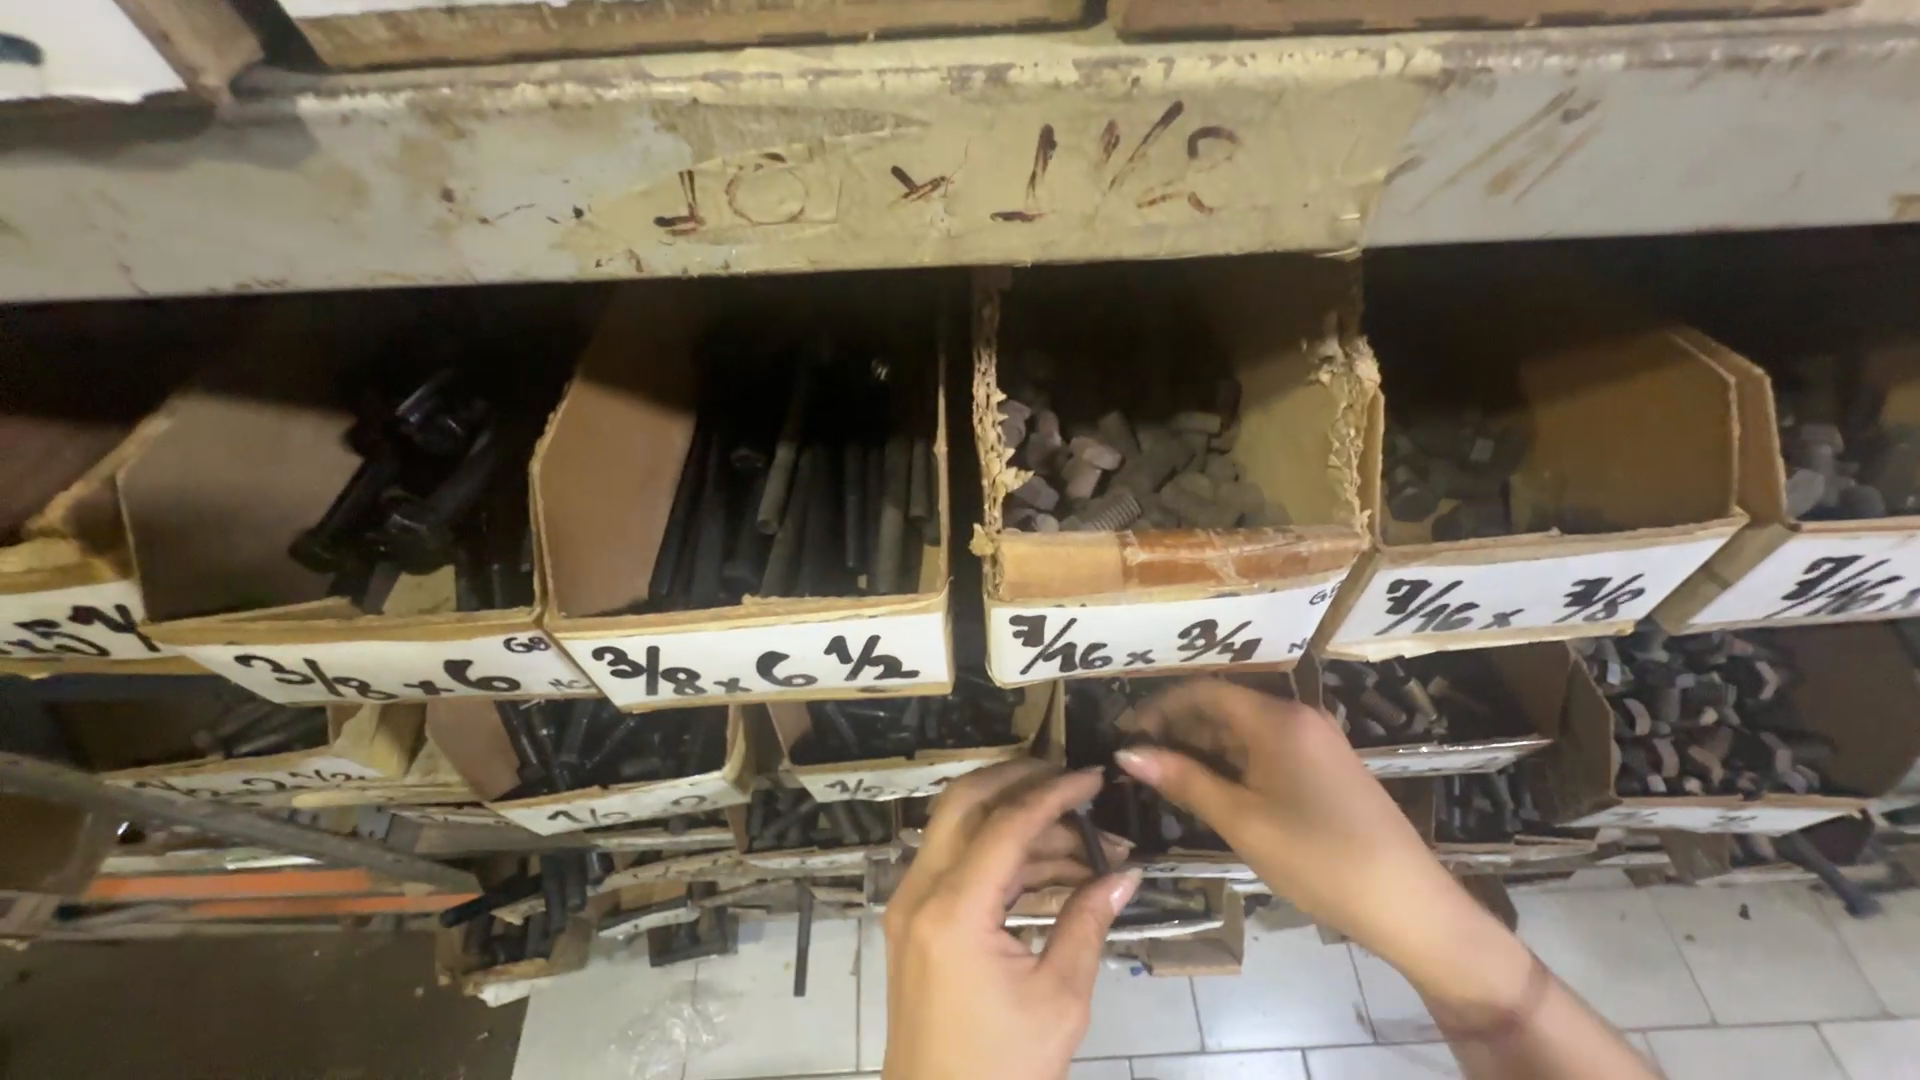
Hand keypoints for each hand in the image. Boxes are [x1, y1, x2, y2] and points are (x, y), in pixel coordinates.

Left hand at [883, 761, 1139, 1079]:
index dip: (1055, 794)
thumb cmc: (1003, 1068)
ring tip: (1085, 844)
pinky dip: (1001, 856)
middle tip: (1073, 782)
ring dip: (1018, 824)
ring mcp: (910, 903)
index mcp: (953, 911)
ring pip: (960, 829)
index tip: (1094, 777)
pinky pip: (957, 863)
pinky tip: (1054, 869)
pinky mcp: (914, 919)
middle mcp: (919, 892)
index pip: (1005, 824)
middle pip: (964, 801)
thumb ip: (1088, 922)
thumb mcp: (1058, 999)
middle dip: (1020, 780)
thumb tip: (1127, 872)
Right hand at [1116, 679, 1529, 1013]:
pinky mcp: (1325, 767)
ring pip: (1244, 730)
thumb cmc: (1318, 858)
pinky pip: (1266, 749)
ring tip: (1165, 776)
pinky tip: (1211, 788)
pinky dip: (1232, 761)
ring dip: (1203, 746)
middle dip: (1177, 727)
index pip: (1203, 691)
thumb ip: (1184, 780)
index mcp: (1278, 719)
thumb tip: (1128, 753)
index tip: (1125, 732)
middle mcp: (1298, 717)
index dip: (1158, 706)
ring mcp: (1316, 741)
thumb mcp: (1241, 820)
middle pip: (1223, 706)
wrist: (1410, 906)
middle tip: (1139, 759)